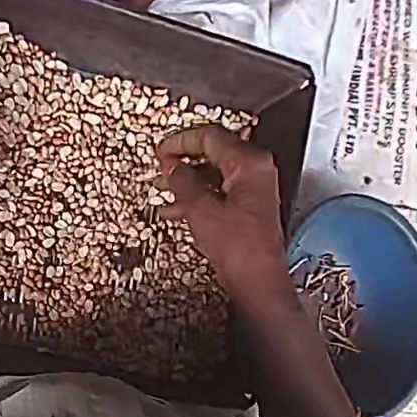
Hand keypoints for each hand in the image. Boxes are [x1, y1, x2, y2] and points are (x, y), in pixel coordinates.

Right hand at [158, 126, 288, 299]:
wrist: (257, 280)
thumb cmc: (239, 247)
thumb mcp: (201, 210)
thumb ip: (183, 182)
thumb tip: (171, 167)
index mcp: (249, 163)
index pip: (210, 136)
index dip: (180, 141)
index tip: (161, 149)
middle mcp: (254, 171)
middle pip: (212, 153)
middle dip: (182, 161)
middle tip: (159, 166)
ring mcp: (252, 190)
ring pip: (212, 174)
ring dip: (185, 181)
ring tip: (161, 188)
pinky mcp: (246, 208)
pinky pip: (216, 193)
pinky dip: (195, 197)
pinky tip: (174, 209)